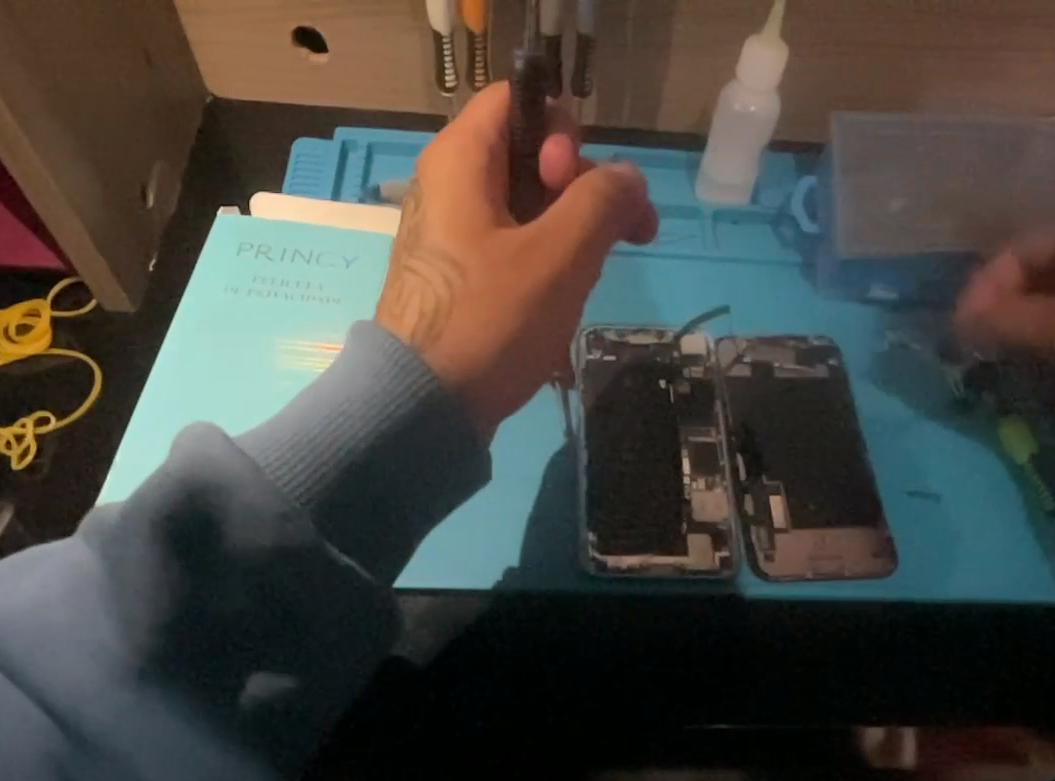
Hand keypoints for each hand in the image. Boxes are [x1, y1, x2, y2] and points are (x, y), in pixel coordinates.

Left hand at [374, 83, 658, 434]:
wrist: (425, 408)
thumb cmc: (490, 322)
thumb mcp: (559, 256)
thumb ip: (603, 201)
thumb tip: (629, 180)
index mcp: (460, 159)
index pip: (522, 99)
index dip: (565, 132)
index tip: (575, 186)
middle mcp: (449, 186)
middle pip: (530, 154)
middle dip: (582, 190)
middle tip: (615, 239)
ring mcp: (452, 236)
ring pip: (528, 207)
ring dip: (572, 234)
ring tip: (587, 281)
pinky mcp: (459, 279)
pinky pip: (513, 249)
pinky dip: (545, 264)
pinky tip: (561, 301)